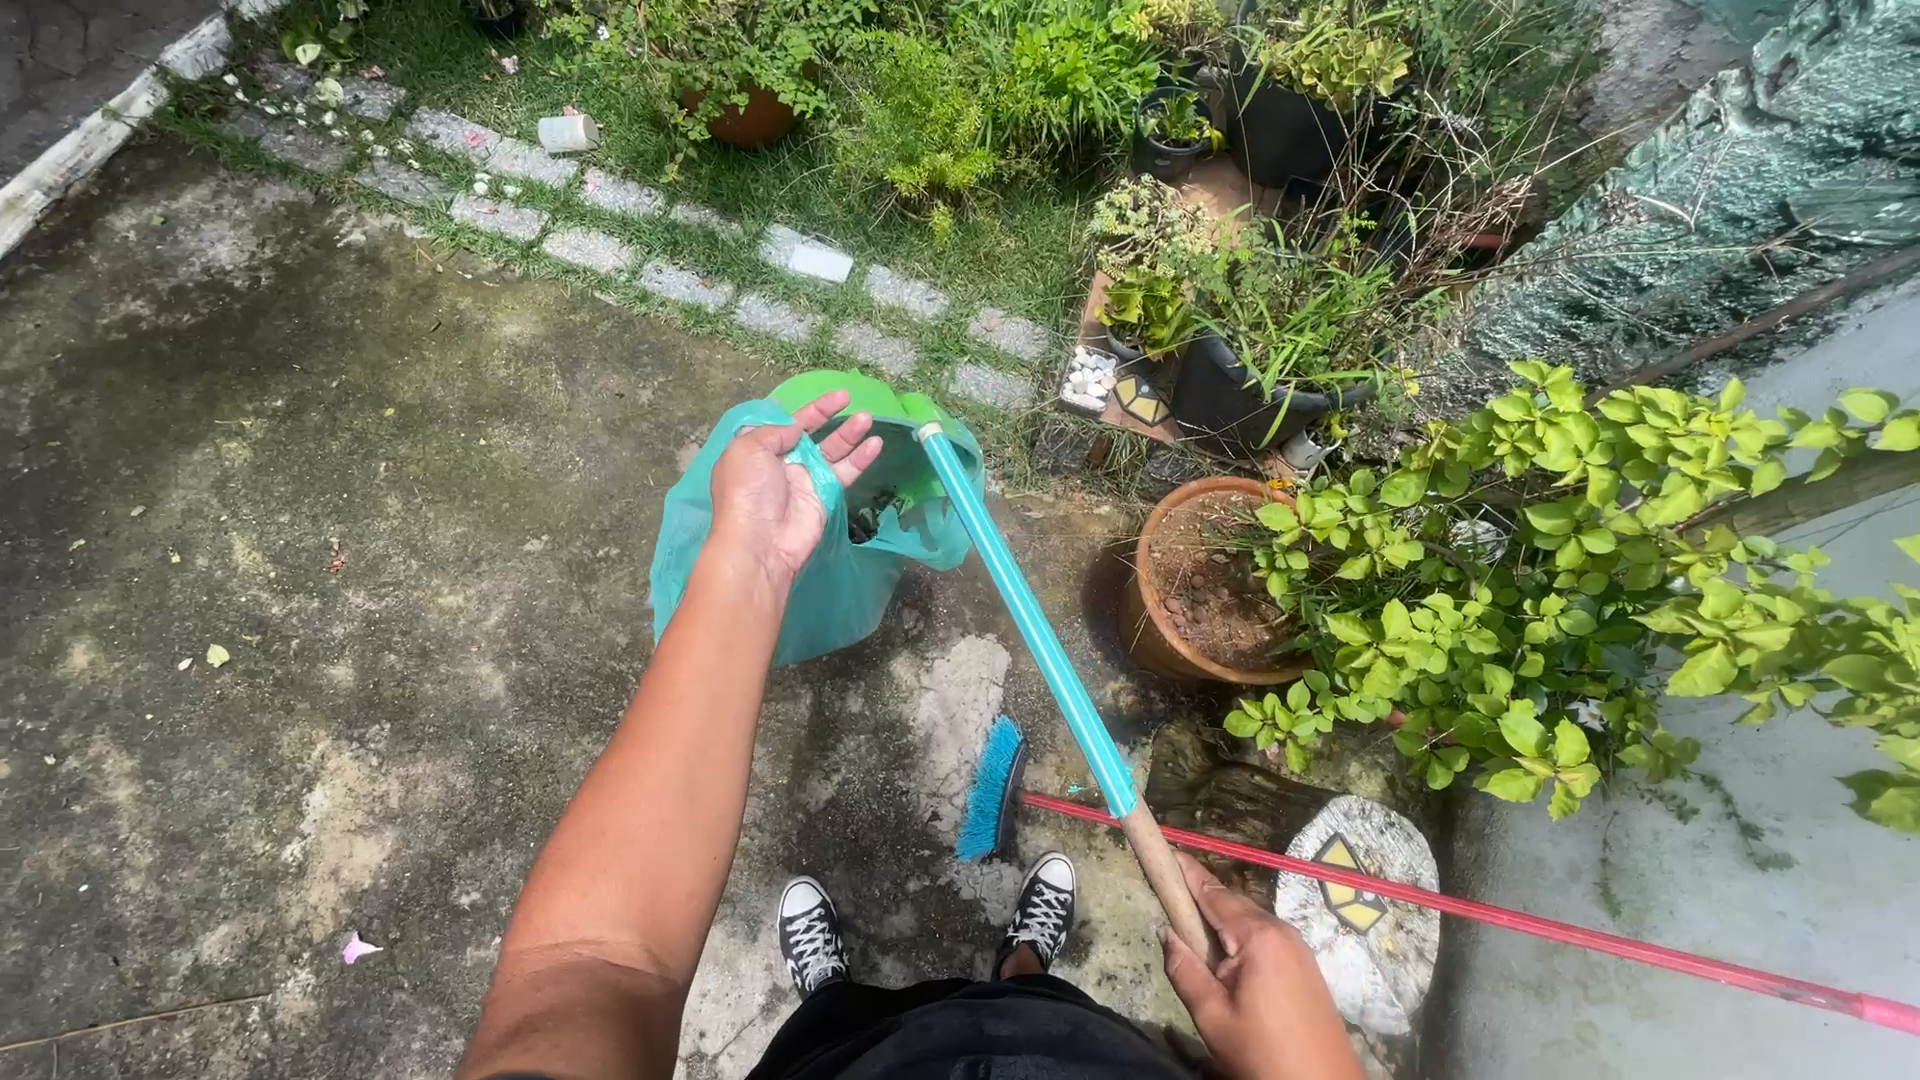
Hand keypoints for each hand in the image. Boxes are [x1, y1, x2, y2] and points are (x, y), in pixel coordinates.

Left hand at [708, 390, 882, 584]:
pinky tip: (875, 444)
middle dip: (829, 415)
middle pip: (810, 432)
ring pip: (832, 449)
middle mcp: (782, 461)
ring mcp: (806, 478)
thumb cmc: (747, 491)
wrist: (761, 541)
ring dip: (850, 433)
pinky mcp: (826, 495)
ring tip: (867, 417)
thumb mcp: (747, 449)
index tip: (834, 397)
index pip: (784, 422)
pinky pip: (846, 471)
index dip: (807, 409)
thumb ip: (775, 431)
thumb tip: (796, 429)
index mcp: (758, 448)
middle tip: (851, 399)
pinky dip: (861, 458)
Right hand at [1161, 853, 1363, 1079]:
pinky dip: (1239, 940)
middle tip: (1168, 912)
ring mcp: (1298, 947)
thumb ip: (1184, 969)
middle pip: (1229, 904)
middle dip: (1198, 904)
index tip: (1163, 851)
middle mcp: (1281, 930)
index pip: (1212, 891)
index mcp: (1258, 936)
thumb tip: (1165, 932)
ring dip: (1218, 925)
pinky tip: (1225, 964)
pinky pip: (1263, 939)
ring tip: (1194, 946)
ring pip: (1246, 922)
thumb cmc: (1264, 1056)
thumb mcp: (1212, 1017)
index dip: (1185, 871)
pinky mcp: (1305, 966)